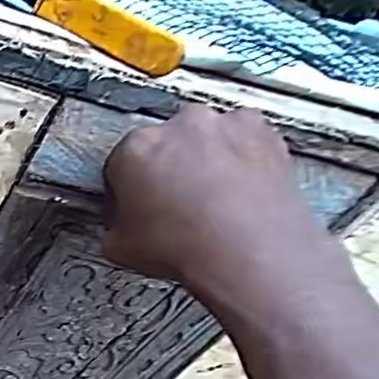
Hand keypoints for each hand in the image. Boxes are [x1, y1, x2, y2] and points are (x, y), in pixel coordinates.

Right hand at [103, 104, 338, 296]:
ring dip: (202, 160)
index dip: (124, 187)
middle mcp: (181, 127)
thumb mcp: (119, 247)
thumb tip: (118, 229)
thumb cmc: (187, 244)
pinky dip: (238, 160)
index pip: (119, 162)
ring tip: (204, 199)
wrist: (247, 253)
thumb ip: (113, 227)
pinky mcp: (264, 133)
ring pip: (205, 138)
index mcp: (135, 148)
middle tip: (168, 202)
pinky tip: (232, 192)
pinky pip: (243, 142)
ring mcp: (226, 126)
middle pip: (164, 142)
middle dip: (165, 167)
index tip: (132, 203)